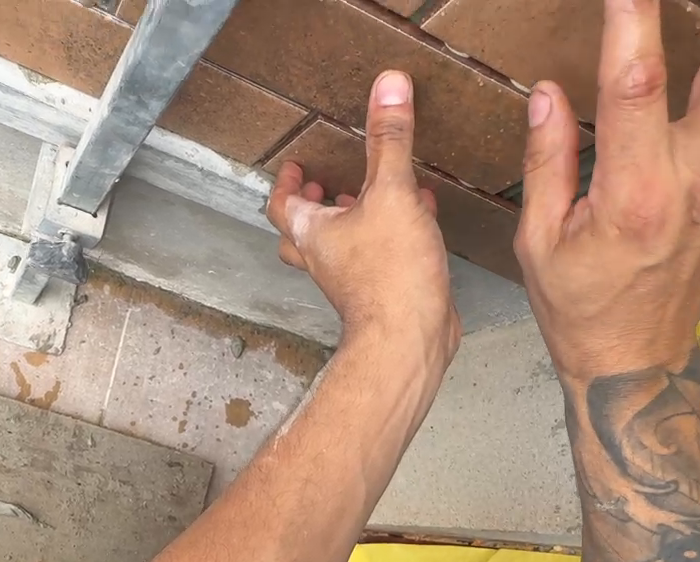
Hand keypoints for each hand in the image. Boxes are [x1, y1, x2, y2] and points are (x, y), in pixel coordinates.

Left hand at [267, 70, 460, 363]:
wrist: (408, 337)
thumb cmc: (389, 271)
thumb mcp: (391, 193)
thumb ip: (388, 141)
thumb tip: (387, 85)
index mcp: (313, 235)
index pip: (281, 207)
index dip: (284, 184)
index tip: (294, 166)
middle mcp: (324, 259)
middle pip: (301, 233)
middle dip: (310, 208)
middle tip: (323, 186)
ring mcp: (349, 280)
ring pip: (338, 248)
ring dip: (350, 222)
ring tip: (369, 196)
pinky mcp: (379, 292)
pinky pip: (376, 257)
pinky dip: (388, 234)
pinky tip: (418, 217)